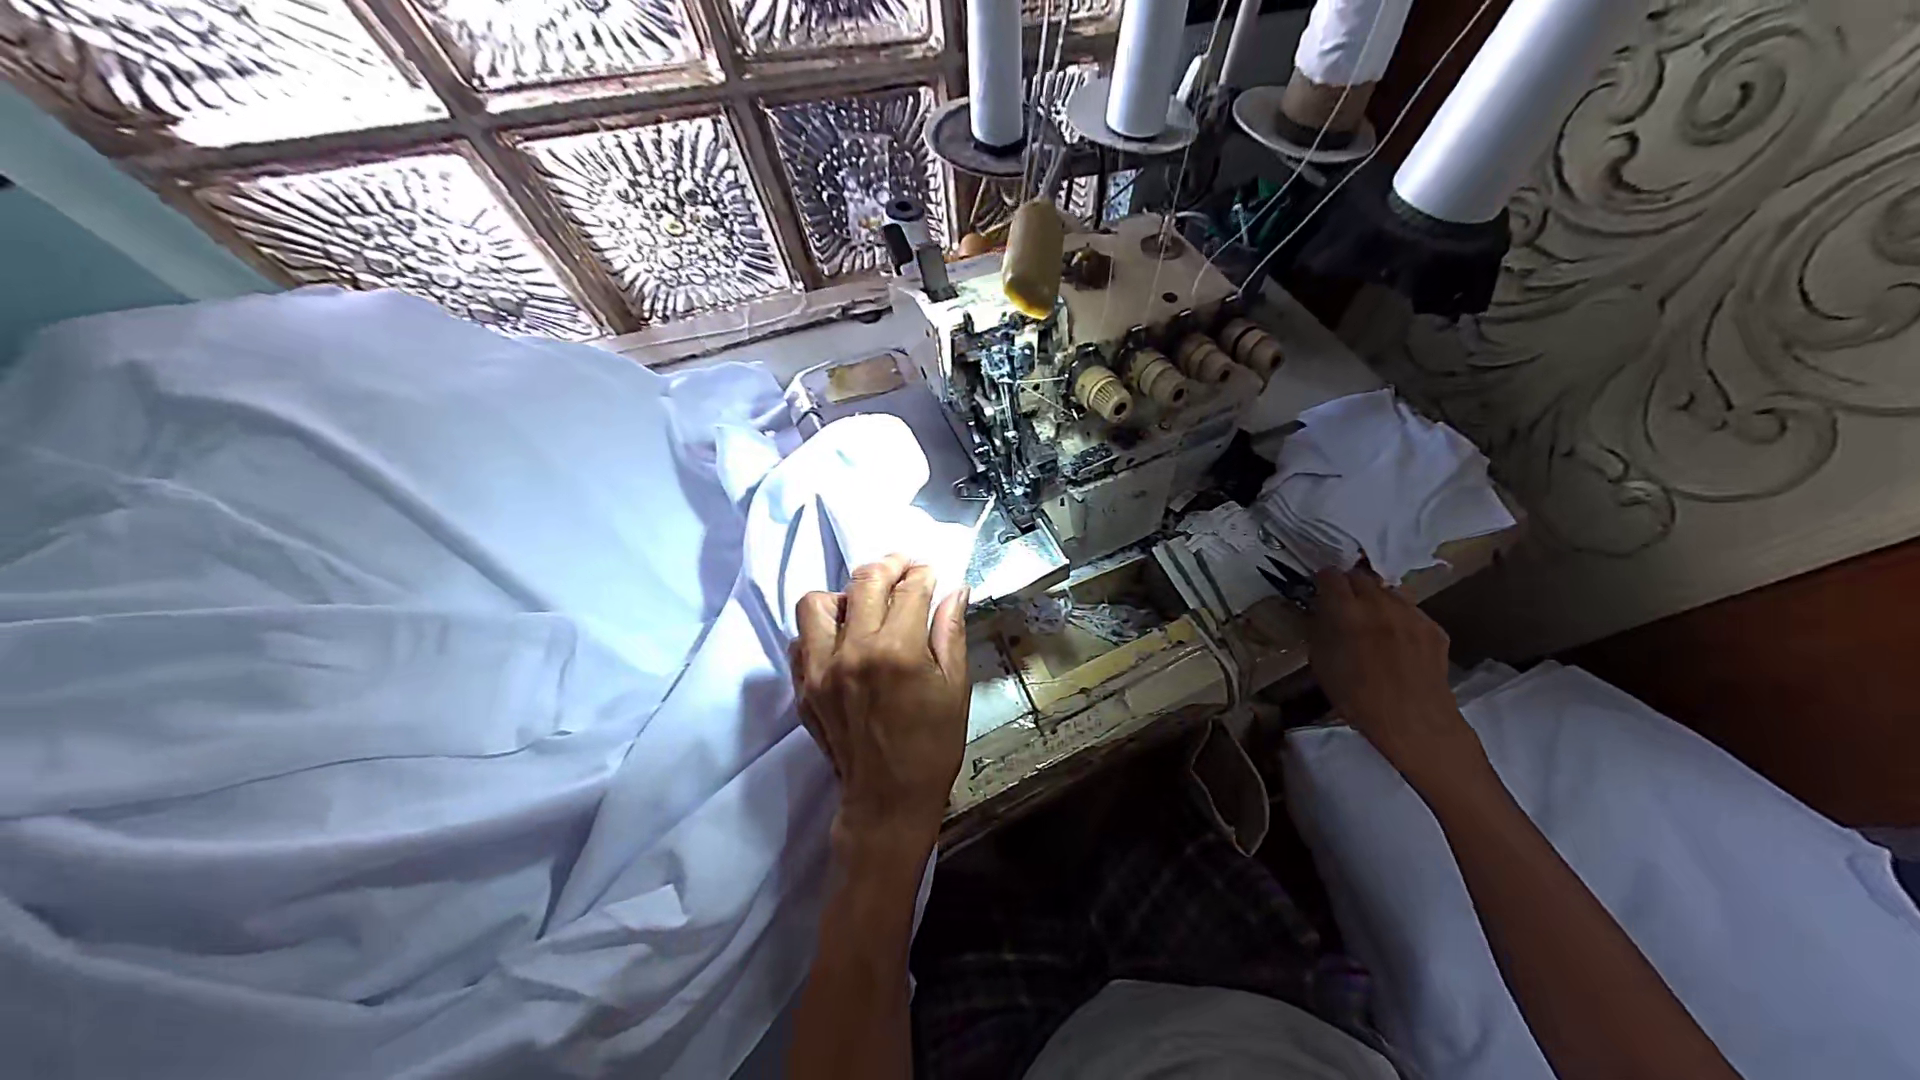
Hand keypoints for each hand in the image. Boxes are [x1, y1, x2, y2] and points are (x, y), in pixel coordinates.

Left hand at [793, 555, 970, 858]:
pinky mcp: (803, 687)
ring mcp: (821, 669)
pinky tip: (843, 638)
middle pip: (865, 582)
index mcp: (898, 651)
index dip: (924, 574)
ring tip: (865, 603)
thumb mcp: (954, 688)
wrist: (888, 799)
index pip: (910, 590)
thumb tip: (956, 590)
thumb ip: (950, 633)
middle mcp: (853, 651)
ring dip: (845, 594)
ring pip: (818, 603)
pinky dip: (820, 629)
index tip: (930, 572)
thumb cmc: (932, 745)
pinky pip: (800, 639)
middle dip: (889, 566)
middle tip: (903, 568)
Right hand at [1307, 566, 1485, 786]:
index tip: (1319, 588)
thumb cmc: (1357, 698)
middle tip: (1343, 602)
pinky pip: (1410, 611)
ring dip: (1375, 598)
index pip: (1331, 576)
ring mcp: (1412, 614)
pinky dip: (1398, 616)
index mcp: (1347, 612)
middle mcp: (1381, 605)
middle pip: (1361, 576)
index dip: (1322, 580)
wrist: (1413, 722)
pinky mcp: (1434, 628)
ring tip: (1370, 619)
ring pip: (1387, 591)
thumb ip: (1320, 629)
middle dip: (1349, 585)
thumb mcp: (1321, 662)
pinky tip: (1395, 638)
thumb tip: (1323, 612)